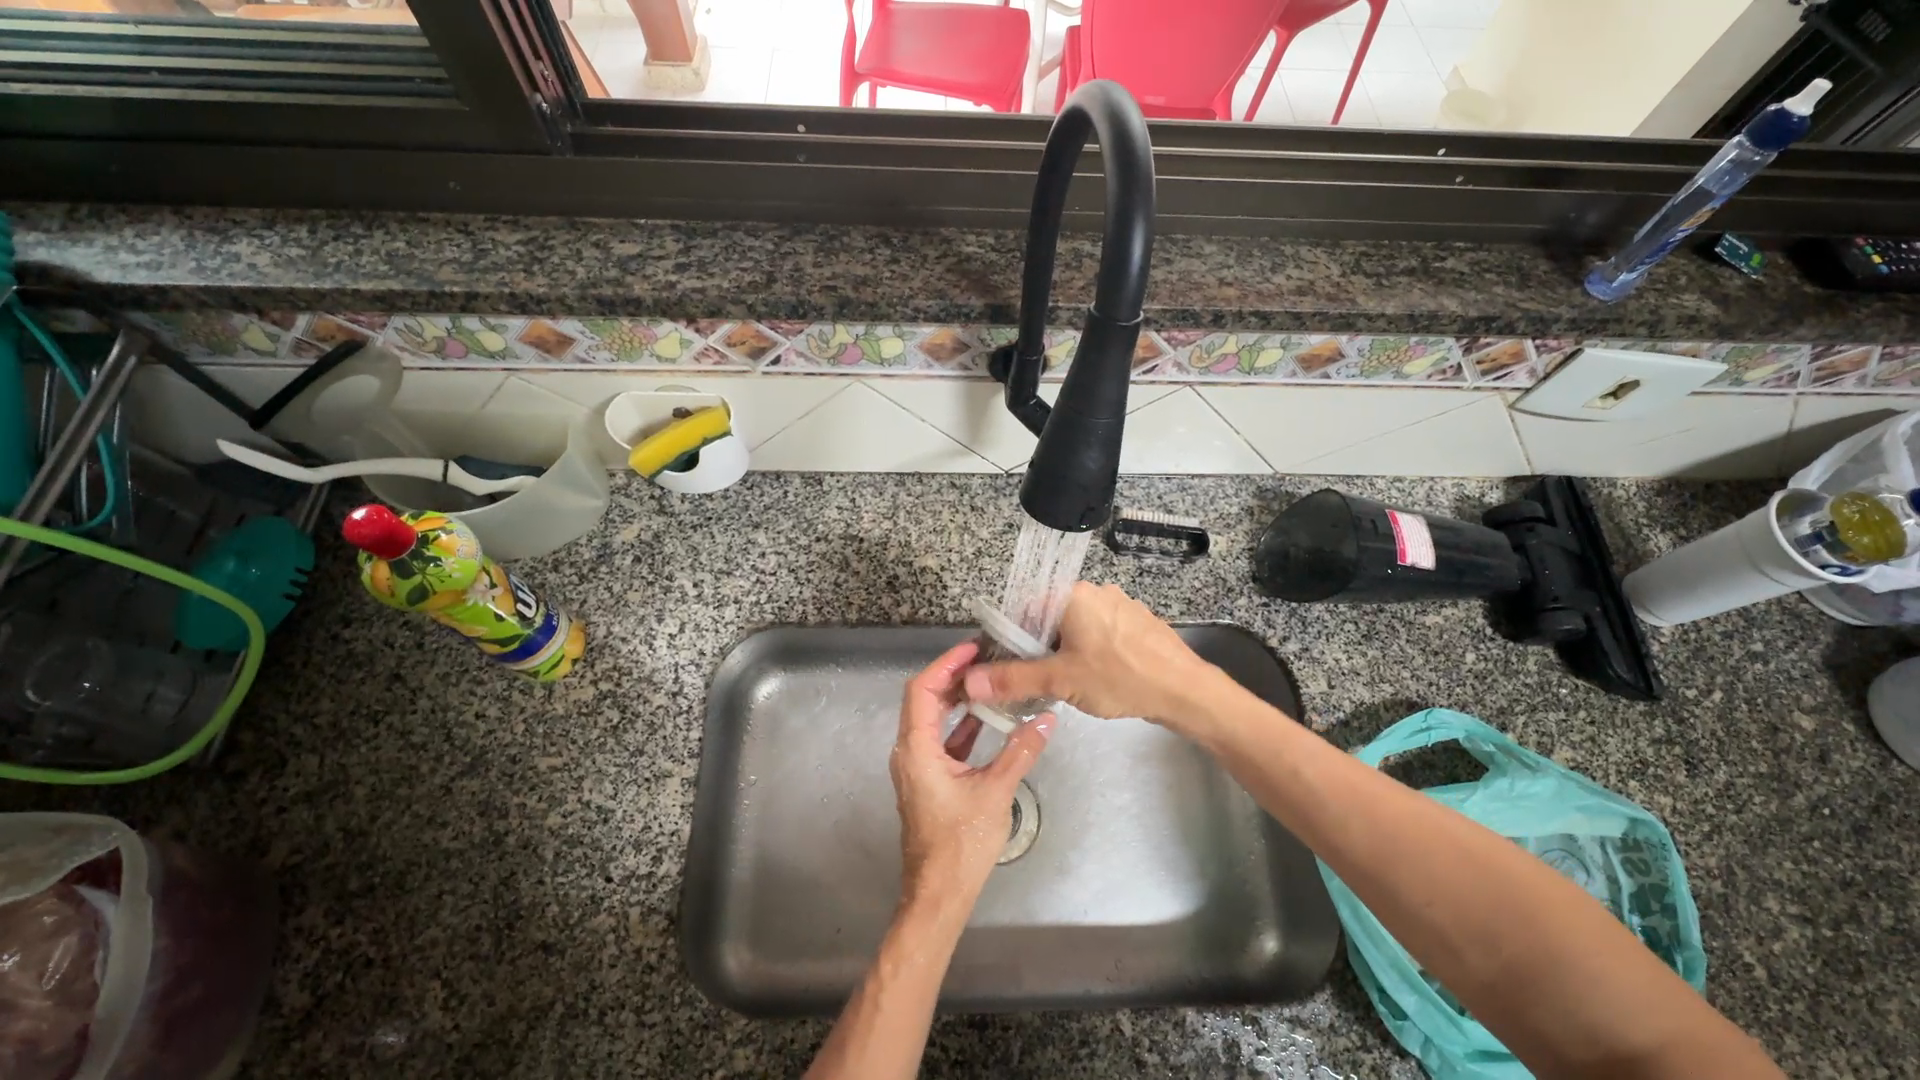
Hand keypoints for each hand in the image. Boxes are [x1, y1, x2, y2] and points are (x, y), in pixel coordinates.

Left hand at [891, 641, 1050, 911]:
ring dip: (958, 701)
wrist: (940, 892)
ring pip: (933, 720)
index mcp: (916, 749)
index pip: (922, 689)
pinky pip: (942, 741)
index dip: (946, 664)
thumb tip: (1047, 720)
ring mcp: (917, 767)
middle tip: (987, 658)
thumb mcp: (995, 792)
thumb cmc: (961, 843)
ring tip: (991, 681)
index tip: (973, 647)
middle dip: (953, 677)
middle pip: (925, 700)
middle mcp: (909, 752)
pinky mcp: (929, 781)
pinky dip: (962, 726)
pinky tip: (990, 720)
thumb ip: (1020, 751)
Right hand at [961, 582, 1225, 728]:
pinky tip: (1099, 679)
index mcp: (1072, 594)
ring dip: (1066, 653)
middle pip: (1049, 618)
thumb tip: (969, 682)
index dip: (1011, 640)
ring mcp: (1120, 604)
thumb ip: (1013, 679)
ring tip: (1069, 685)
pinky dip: (1092, 652)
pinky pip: (1101, 633)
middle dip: (1040, 649)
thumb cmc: (1120, 678)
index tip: (1008, 669)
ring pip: (1076, 628)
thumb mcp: (1061, 681)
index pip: (1023, 609)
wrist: (1186, 691)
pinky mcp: (1138, 622)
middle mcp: (1095, 591)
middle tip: (1040, 682)